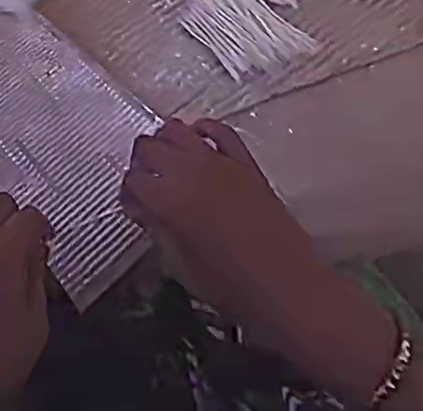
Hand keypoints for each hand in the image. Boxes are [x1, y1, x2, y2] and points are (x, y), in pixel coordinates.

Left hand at [0, 195, 49, 410]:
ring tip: (2, 266)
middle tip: (27, 248)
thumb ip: (37, 274)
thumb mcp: (36, 321)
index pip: (30, 214)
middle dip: (17, 220)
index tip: (47, 242)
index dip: (43, 228)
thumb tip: (36, 250)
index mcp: (3, 249)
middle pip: (2, 202)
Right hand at [120, 120, 396, 403]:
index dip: (128, 193)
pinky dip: (204, 129)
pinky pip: (219, 130)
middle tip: (148, 183)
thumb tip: (142, 208)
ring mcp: (218, 163)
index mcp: (167, 200)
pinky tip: (198, 140)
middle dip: (140, 163)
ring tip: (169, 162)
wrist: (295, 293)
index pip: (131, 180)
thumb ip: (156, 229)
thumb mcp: (181, 266)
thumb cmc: (233, 288)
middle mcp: (187, 172)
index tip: (134, 207)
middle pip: (146, 146)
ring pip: (174, 129)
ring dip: (164, 142)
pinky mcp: (245, 163)